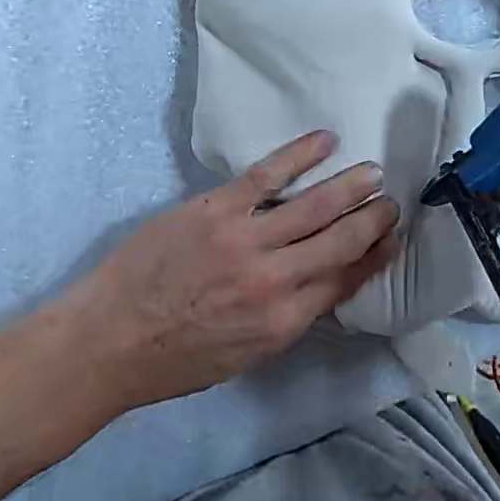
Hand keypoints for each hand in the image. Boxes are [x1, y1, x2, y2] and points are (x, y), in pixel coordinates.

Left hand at [56, 130, 399, 411]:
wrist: (106, 342)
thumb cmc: (177, 359)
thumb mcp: (249, 355)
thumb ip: (294, 316)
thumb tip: (330, 281)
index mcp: (285, 320)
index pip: (348, 277)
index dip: (378, 254)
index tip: (393, 237)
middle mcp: (276, 279)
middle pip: (343, 239)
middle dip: (376, 217)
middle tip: (391, 201)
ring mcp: (246, 239)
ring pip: (317, 204)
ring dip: (353, 185)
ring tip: (373, 172)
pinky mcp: (216, 209)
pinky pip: (269, 175)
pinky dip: (302, 154)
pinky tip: (326, 141)